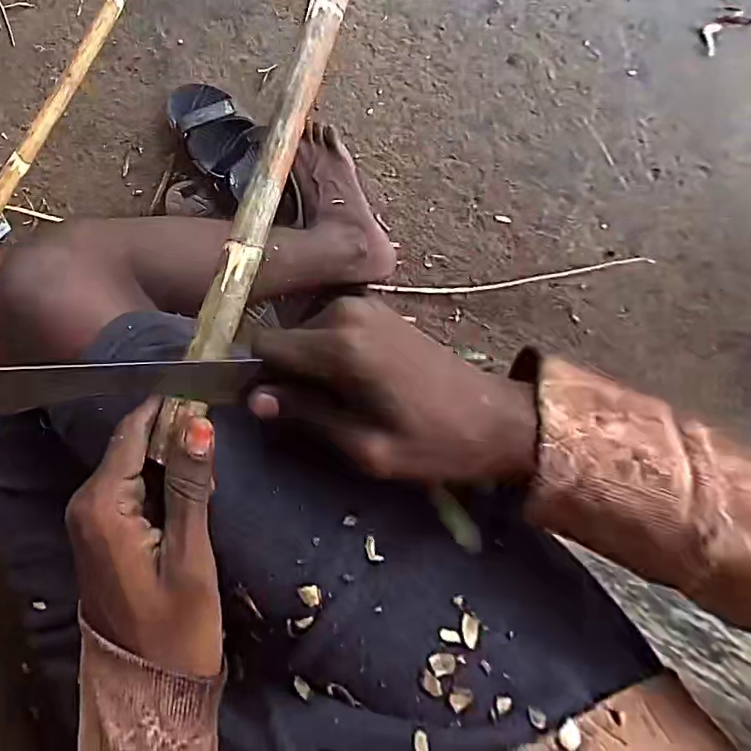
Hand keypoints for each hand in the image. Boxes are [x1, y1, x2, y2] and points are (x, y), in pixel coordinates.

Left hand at [65, 396, 221, 677]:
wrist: (146, 691)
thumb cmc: (175, 630)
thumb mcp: (190, 556)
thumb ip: (190, 485)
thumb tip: (197, 422)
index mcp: (101, 504)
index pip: (132, 433)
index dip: (165, 409)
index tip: (197, 390)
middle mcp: (85, 502)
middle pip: (129, 445)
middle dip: (169, 438)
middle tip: (210, 445)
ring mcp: (87, 517)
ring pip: (130, 465)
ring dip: (166, 463)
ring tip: (204, 476)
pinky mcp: (96, 530)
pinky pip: (126, 488)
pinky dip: (156, 484)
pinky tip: (185, 498)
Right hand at [247, 295, 538, 483]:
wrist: (498, 418)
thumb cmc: (434, 442)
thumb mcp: (367, 448)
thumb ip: (306, 416)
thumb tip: (253, 400)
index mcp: (339, 346)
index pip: (263, 344)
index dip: (256, 373)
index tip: (269, 400)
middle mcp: (343, 313)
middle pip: (282, 337)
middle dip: (285, 370)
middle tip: (313, 406)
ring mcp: (359, 304)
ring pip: (300, 330)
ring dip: (306, 360)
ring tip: (339, 393)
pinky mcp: (372, 305)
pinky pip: (324, 324)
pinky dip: (324, 347)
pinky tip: (353, 374)